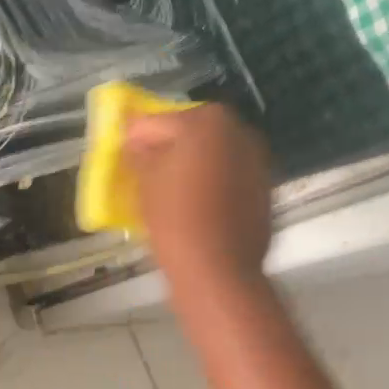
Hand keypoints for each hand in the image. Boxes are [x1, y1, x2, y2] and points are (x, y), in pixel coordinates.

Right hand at [124, 105, 272, 286]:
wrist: (217, 267)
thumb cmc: (174, 215)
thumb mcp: (143, 179)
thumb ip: (139, 152)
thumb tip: (138, 142)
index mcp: (207, 121)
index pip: (159, 120)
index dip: (138, 136)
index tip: (124, 152)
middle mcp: (239, 132)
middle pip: (192, 131)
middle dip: (169, 145)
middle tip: (144, 166)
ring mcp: (257, 160)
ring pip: (213, 153)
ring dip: (192, 163)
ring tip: (168, 186)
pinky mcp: (264, 189)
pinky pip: (229, 175)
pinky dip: (211, 181)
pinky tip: (192, 202)